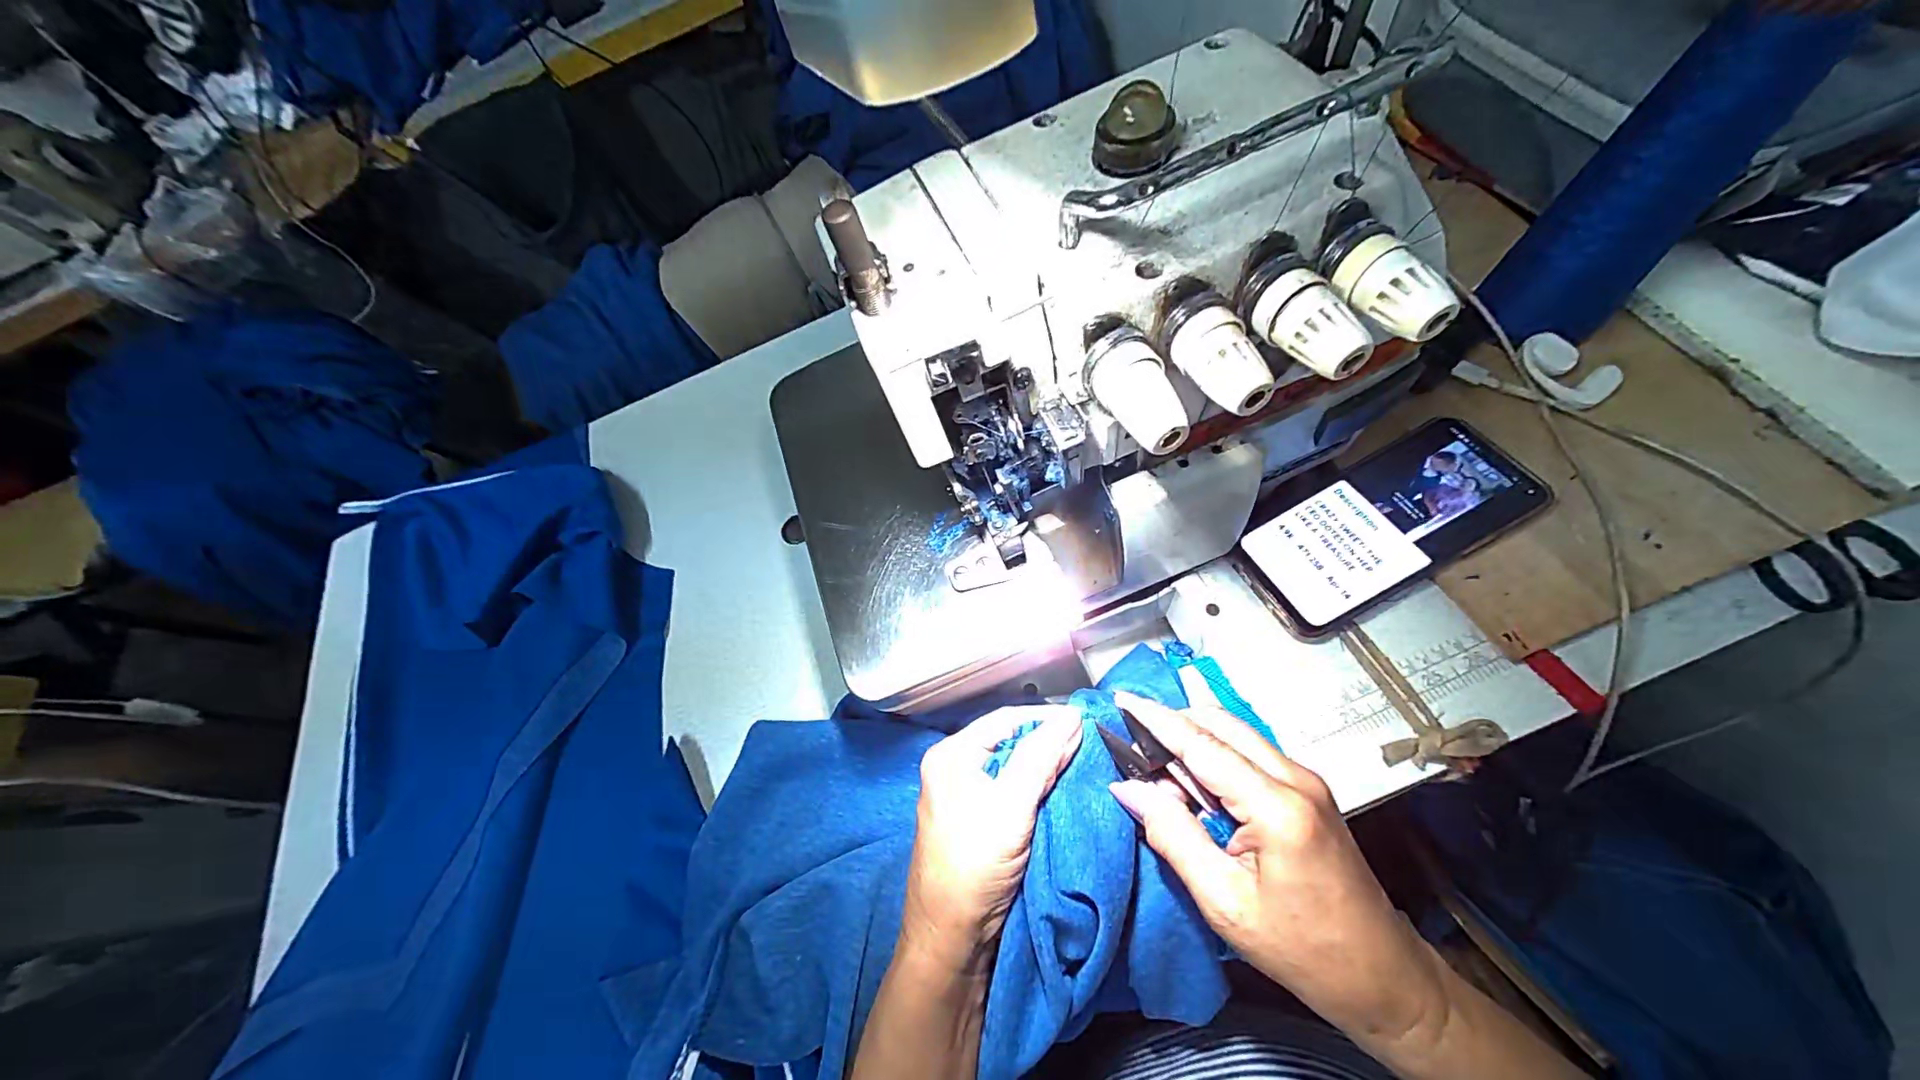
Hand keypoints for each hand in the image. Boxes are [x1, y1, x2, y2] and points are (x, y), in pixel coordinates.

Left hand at [902, 705, 1082, 965]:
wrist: (951, 937)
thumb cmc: (974, 864)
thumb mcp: (1011, 805)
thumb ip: (1041, 758)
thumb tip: (1072, 717)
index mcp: (951, 755)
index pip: (1005, 720)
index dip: (1046, 718)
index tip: (1085, 722)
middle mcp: (954, 768)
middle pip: (1009, 741)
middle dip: (1048, 741)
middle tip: (1089, 744)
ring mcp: (964, 795)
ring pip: (1014, 767)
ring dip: (1046, 766)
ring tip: (1084, 762)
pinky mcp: (978, 821)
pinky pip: (1013, 790)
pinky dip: (1038, 788)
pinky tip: (1064, 789)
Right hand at [1107, 693, 1449, 1048]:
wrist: (1381, 975)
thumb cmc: (1305, 950)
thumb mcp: (1224, 901)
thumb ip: (1173, 836)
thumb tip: (1130, 790)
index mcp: (1278, 807)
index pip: (1202, 744)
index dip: (1156, 719)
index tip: (1123, 699)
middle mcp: (1296, 780)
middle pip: (1221, 725)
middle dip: (1173, 726)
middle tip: (1133, 751)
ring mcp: (1306, 782)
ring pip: (1235, 736)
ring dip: (1193, 743)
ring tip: (1159, 776)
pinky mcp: (1307, 792)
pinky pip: (1250, 755)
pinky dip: (1215, 759)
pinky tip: (1196, 790)